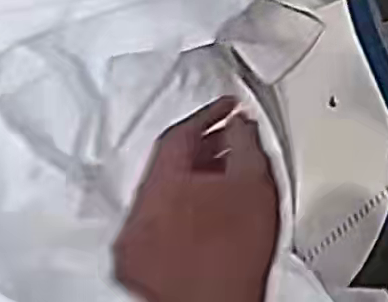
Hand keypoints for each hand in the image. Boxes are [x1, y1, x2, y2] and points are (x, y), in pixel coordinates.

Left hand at [113, 97, 279, 301]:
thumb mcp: (256, 177)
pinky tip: (213, 209)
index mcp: (163, 187)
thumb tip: (240, 122)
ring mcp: (132, 244)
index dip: (208, 112)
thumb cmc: (236, 247)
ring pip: (161, 194)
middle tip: (233, 136)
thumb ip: (247, 140)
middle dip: (204, 146)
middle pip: (166, 164)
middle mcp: (138, 215)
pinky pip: (156, 221)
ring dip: (194, 177)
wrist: (218, 300)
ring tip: (229, 174)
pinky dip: (183, 206)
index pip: (178, 134)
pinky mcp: (135, 265)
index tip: (228, 104)